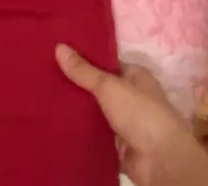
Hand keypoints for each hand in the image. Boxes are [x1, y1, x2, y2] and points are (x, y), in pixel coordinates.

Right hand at [55, 44, 207, 185]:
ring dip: (78, 107)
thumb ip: (84, 70)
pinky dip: (81, 128)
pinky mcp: (117, 143)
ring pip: (96, 109)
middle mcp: (131, 96)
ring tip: (46, 94)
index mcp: (135, 75)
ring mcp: (125, 120)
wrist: (161, 161)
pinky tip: (58, 120)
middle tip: (46, 73)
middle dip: (78, 83)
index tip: (59, 53)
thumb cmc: (140, 113)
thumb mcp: (109, 86)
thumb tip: (58, 46)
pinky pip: (95, 131)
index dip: (84, 58)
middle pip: (99, 86)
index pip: (106, 62)